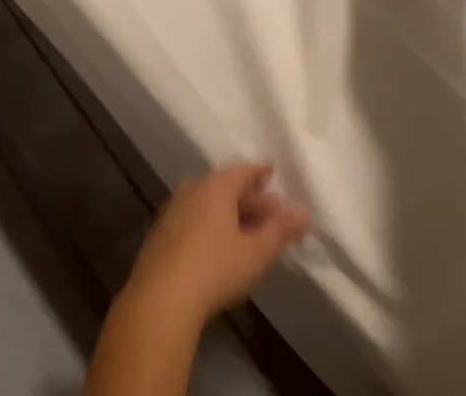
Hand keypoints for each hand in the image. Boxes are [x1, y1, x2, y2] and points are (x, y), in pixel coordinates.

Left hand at [123, 164, 308, 320]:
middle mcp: (192, 190)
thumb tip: (302, 209)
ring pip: (210, 203)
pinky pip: (196, 217)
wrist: (162, 294)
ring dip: (233, 213)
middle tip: (274, 212)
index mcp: (214, 187)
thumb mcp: (257, 251)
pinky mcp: (164, 231)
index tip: (273, 172)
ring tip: (254, 231)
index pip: (242, 171)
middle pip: (226, 187)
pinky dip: (215, 223)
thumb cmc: (216, 267)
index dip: (260, 172)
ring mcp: (174, 209)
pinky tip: (225, 244)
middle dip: (251, 199)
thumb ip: (280, 229)